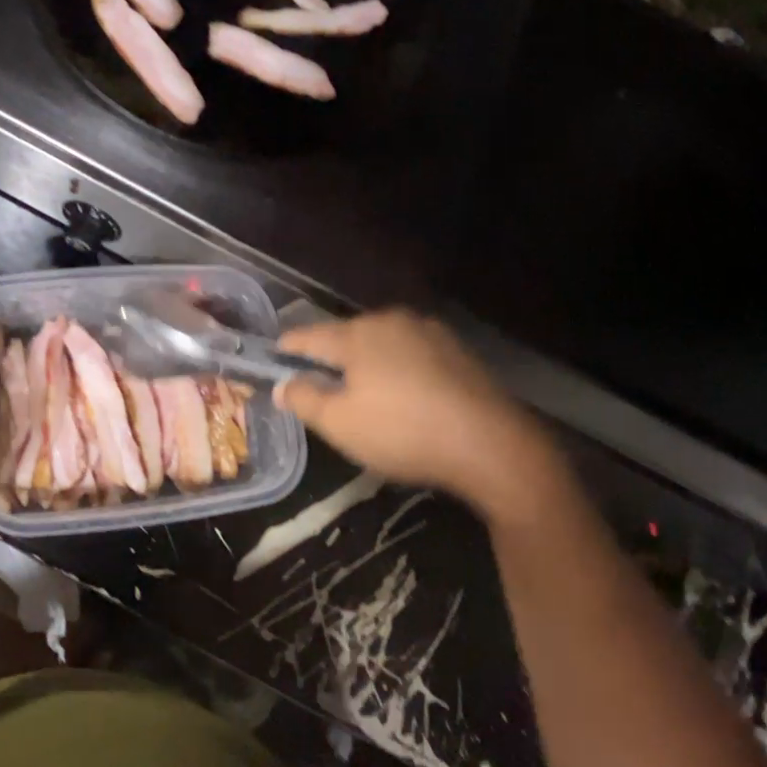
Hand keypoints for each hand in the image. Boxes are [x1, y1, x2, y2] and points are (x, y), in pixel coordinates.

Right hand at [276, 310, 546, 512]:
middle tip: (318, 383)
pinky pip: (411, 354)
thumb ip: (304, 400)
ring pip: (381, 343)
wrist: (492, 445)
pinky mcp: (457, 351)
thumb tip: (281, 384)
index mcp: (356, 335)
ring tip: (361, 390)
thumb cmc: (403, 432)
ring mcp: (428, 332)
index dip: (287, 348)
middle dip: (329, 357)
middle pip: (346, 336)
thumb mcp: (340, 424)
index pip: (308, 335)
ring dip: (366, 362)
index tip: (273, 357)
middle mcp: (390, 321)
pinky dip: (398, 368)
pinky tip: (403, 395)